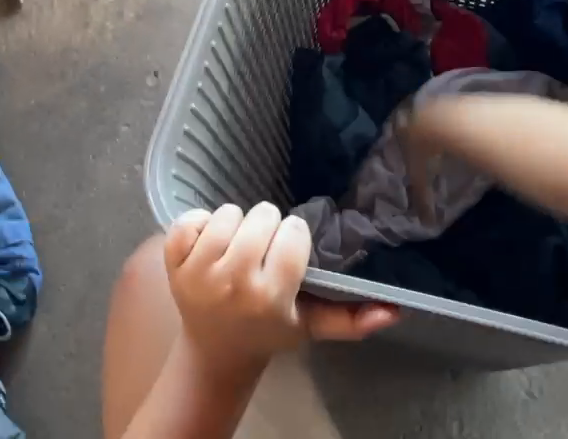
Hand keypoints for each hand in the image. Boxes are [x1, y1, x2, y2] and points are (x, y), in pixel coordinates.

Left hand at [164, 202, 399, 372]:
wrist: (215, 354)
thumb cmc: (268, 333)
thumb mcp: (310, 326)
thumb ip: (351, 318)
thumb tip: (395, 311)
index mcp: (270, 296)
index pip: (292, 231)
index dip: (294, 236)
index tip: (290, 251)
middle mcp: (233, 282)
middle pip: (261, 215)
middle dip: (267, 227)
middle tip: (264, 250)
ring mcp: (198, 273)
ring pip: (228, 213)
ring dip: (235, 224)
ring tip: (239, 247)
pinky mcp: (172, 264)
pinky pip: (189, 219)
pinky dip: (200, 224)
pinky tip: (210, 243)